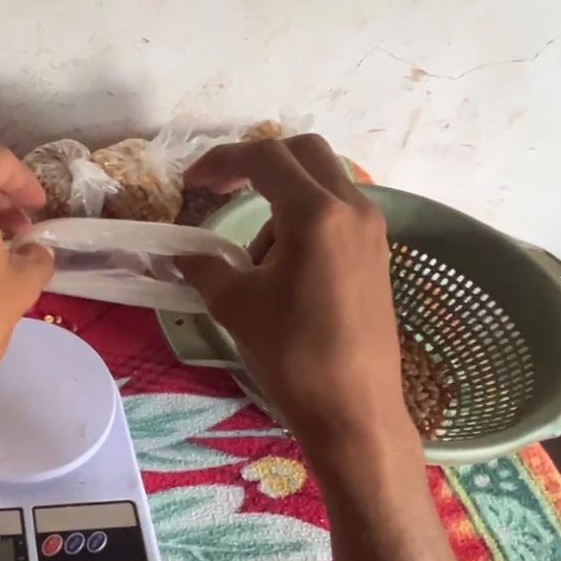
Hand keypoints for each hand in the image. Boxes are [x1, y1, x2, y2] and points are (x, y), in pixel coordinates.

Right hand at [177, 135, 410, 444]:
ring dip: (278, 199)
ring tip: (251, 259)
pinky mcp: (376, 253)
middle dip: (256, 162)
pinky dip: (301, 219)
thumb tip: (184, 255)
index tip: (191, 182)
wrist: (353, 408)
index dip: (221, 160)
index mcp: (315, 214)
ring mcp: (371, 229)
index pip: (265, 158)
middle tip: (220, 187)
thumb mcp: (233, 304)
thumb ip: (204, 266)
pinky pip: (335, 211)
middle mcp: (352, 208)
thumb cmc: (291, 353)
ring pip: (321, 182)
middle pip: (303, 152)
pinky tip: (281, 267)